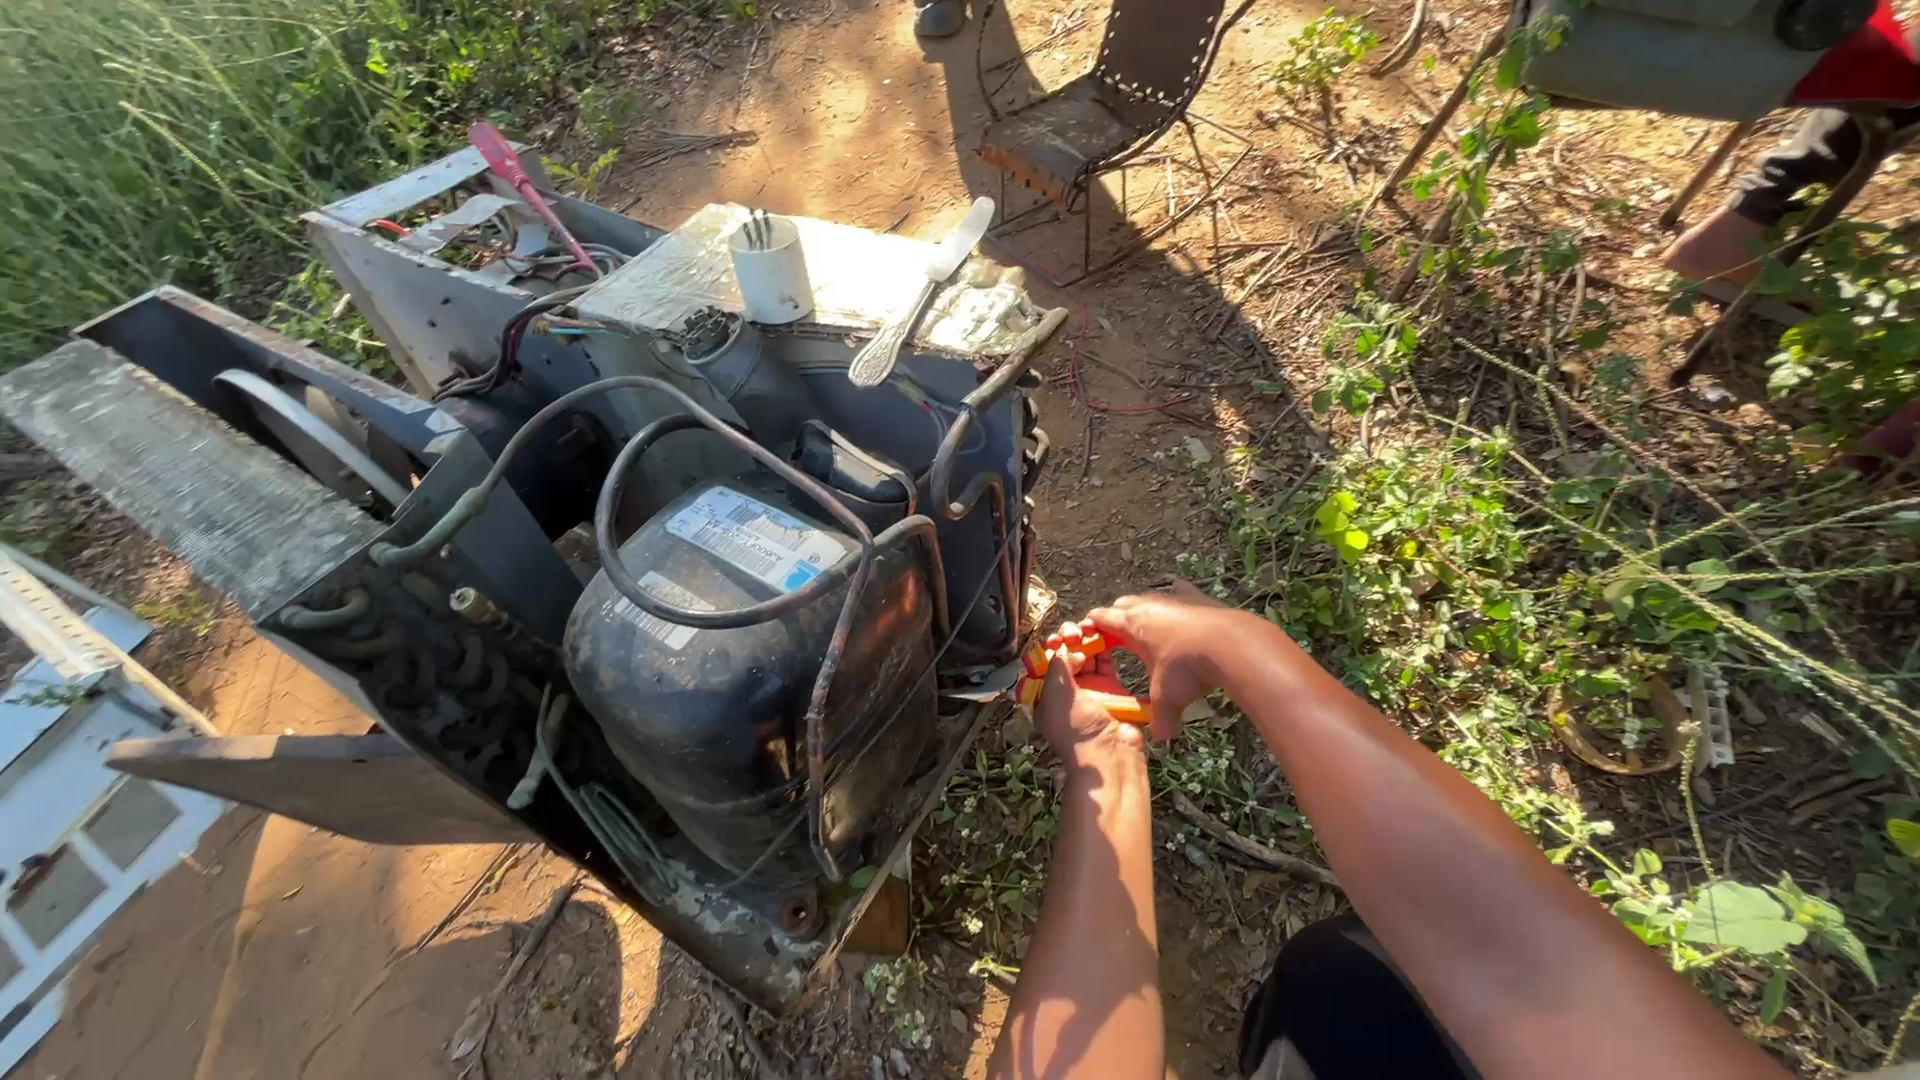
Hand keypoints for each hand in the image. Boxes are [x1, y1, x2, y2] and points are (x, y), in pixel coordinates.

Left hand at [1035, 622, 1146, 769]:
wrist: (1110, 754)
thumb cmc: (1076, 728)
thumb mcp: (1056, 693)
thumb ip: (1057, 664)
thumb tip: (1066, 648)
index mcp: (1044, 696)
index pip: (1042, 664)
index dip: (1047, 648)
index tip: (1055, 640)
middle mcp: (1066, 692)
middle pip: (1063, 656)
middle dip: (1066, 640)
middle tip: (1073, 634)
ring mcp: (1089, 689)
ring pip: (1085, 655)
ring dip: (1085, 639)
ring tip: (1088, 629)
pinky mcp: (1111, 688)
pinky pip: (1105, 661)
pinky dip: (1104, 646)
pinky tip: (1104, 633)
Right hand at [1080, 581, 1236, 739]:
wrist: (1230, 644)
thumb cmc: (1188, 669)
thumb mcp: (1167, 698)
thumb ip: (1161, 719)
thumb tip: (1163, 739)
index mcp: (1131, 625)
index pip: (1100, 618)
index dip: (1091, 626)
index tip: (1088, 635)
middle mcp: (1147, 606)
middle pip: (1122, 604)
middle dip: (1116, 618)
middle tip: (1118, 637)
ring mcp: (1173, 599)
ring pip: (1149, 597)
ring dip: (1144, 609)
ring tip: (1147, 626)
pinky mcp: (1196, 597)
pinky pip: (1180, 590)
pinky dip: (1176, 595)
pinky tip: (1179, 598)